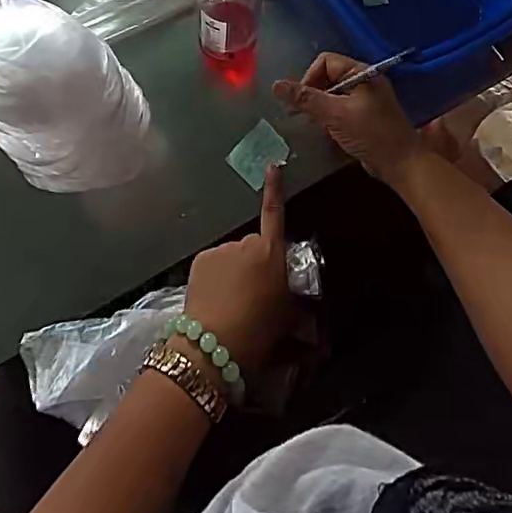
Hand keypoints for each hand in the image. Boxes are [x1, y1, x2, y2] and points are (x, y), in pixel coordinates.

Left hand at [182, 162, 290, 378]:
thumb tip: (311, 330)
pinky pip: (214, 265)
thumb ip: (298, 313)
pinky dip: (216, 277)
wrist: (213, 347)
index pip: (274, 212)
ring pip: (232, 257)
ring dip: (234, 271)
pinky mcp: (200, 261)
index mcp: (271, 252)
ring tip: (232, 303)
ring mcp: (220, 250)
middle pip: (254, 246)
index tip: (272, 164)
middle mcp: (246, 244)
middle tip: (255, 295)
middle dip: (255, 263)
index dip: (275, 188)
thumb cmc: (259, 333)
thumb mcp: (287, 322)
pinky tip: (215, 300)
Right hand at [274, 52, 425, 182]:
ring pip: (333, 95)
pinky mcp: (366, 116)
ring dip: (321, 108)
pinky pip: (341, 109)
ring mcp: (366, 99)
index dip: (309, 77)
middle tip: (304, 115)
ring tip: (315, 125)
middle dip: (313, 94)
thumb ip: (306, 99)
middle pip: (328, 77)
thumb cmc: (371, 134)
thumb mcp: (335, 114)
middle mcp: (364, 81)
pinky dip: (331, 118)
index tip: (301, 101)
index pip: (325, 62)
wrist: (402, 163)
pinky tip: (327, 132)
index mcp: (361, 72)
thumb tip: (276, 85)